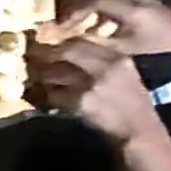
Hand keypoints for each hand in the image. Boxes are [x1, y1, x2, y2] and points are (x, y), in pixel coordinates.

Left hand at [31, 38, 166, 144]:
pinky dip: (46, 96)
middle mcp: (106, 67)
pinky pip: (53, 94)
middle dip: (45, 53)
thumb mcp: (124, 74)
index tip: (45, 44)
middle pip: (66, 51)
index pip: (82, 41)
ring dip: (42, 76)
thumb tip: (66, 51)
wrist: (139, 129)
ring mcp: (92, 84)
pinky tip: (43, 97)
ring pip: (54, 73)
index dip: (59, 42)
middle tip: (31, 57)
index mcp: (118, 58)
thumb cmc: (130, 102)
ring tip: (36, 79)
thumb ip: (100, 61)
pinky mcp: (80, 102)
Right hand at [57, 0, 170, 55]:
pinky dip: (104, 18)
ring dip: (91, 15)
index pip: (91, 0)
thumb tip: (63, 45)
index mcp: (129, 7)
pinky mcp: (153, 11)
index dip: (71, 13)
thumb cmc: (164, 50)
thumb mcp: (124, 52)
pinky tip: (100, 34)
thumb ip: (91, 46)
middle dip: (77, 12)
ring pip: (109, 3)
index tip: (57, 28)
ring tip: (77, 31)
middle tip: (62, 27)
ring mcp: (147, 3)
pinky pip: (120, 9)